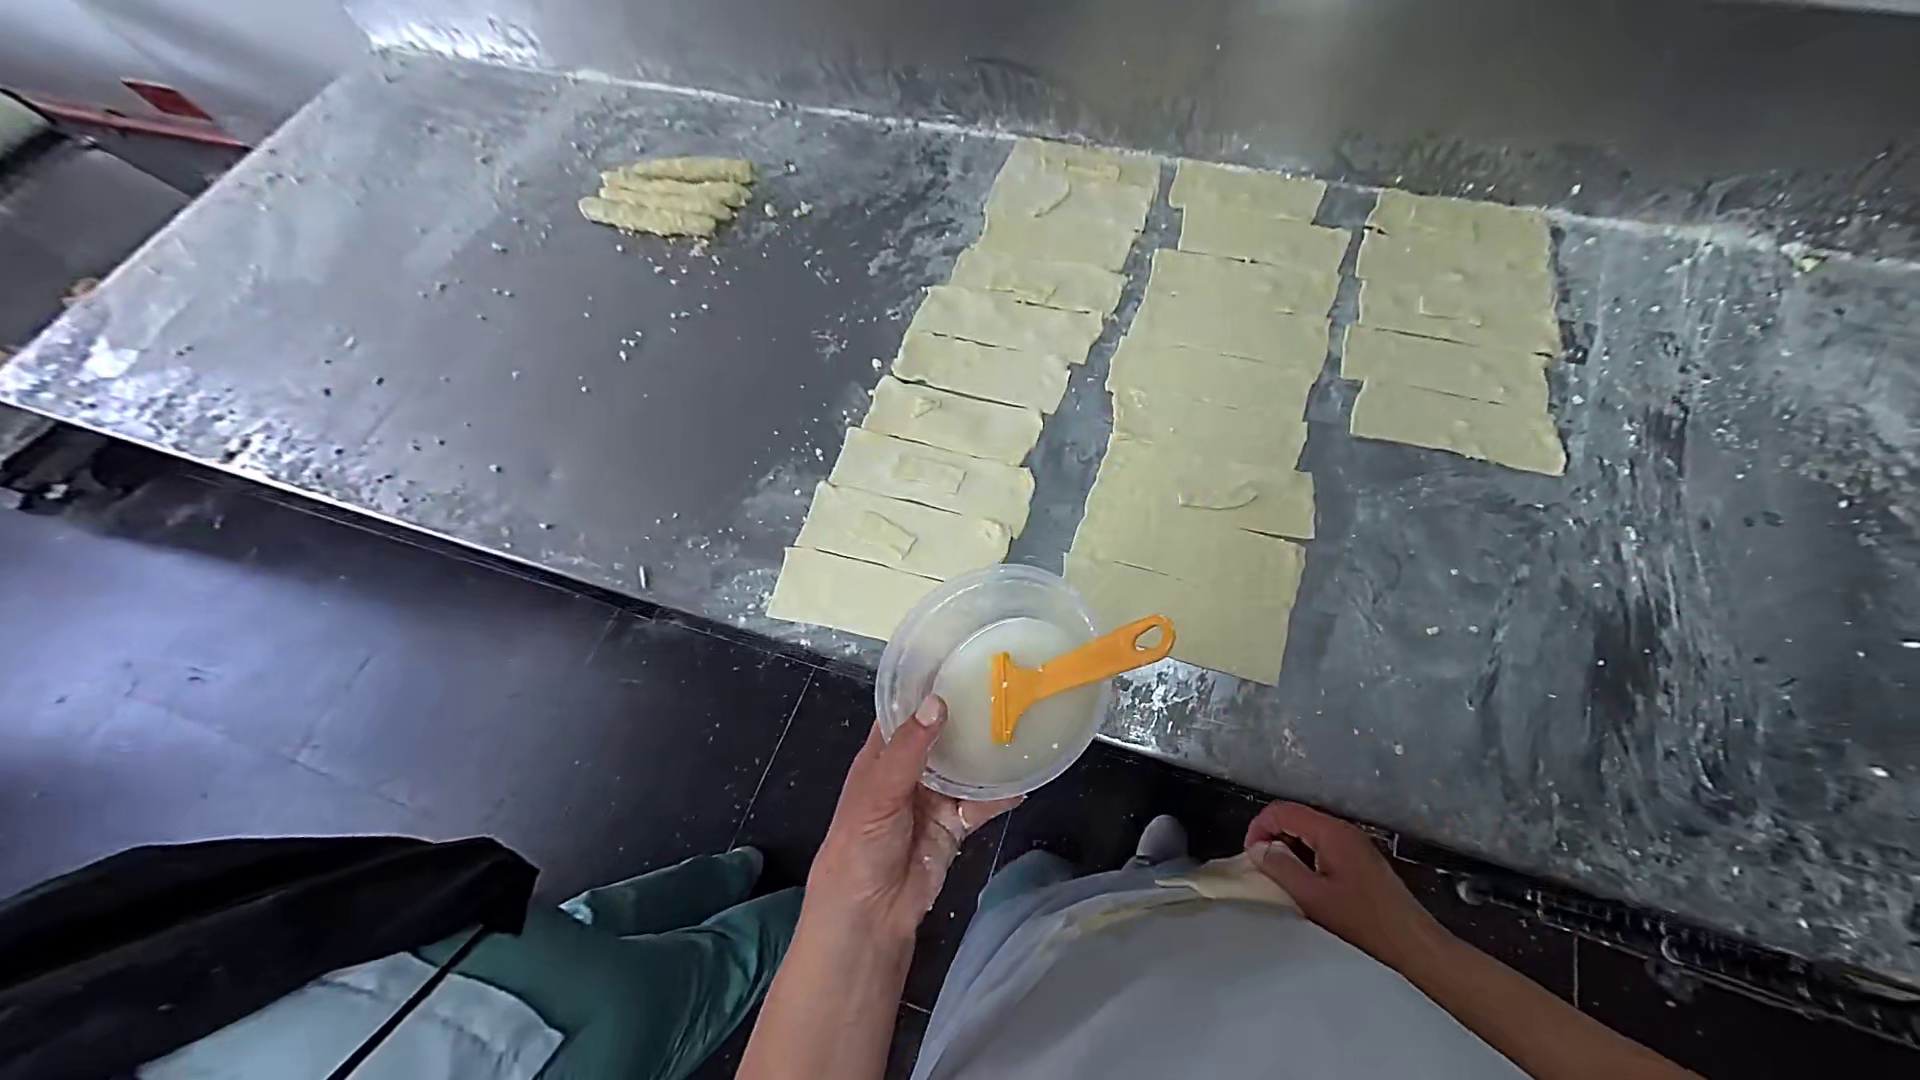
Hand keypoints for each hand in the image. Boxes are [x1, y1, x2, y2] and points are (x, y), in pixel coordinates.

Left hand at [805, 696, 1021, 941]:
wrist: (871, 913)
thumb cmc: (861, 842)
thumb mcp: (879, 790)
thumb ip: (910, 748)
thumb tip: (937, 702)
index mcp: (884, 753)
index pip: (905, 710)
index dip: (925, 687)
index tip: (957, 661)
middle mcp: (911, 769)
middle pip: (942, 735)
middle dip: (966, 715)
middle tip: (1002, 686)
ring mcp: (935, 796)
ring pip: (965, 766)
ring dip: (987, 752)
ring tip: (1020, 723)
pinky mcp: (955, 824)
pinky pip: (981, 802)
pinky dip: (1001, 793)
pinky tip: (1024, 780)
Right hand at [1245, 801, 1447, 970]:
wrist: (1416, 948)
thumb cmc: (1363, 922)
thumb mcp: (1312, 897)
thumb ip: (1280, 867)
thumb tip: (1258, 848)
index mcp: (1331, 832)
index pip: (1282, 811)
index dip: (1259, 827)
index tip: (1250, 855)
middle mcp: (1344, 830)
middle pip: (1295, 818)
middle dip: (1272, 836)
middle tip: (1261, 866)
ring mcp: (1355, 845)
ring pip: (1308, 833)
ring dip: (1289, 848)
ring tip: (1281, 876)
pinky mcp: (1362, 861)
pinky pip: (1323, 846)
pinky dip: (1306, 857)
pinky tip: (1305, 882)